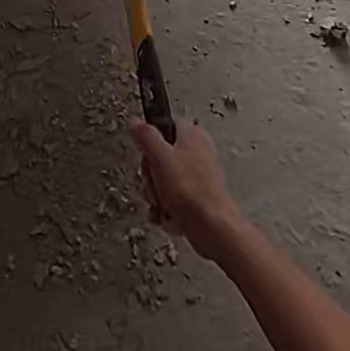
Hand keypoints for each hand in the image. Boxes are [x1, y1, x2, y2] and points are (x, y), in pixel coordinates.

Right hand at [130, 119, 246, 261]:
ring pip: (164, 181)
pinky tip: (170, 215)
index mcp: (192, 134)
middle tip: (156, 182)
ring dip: (158, 196)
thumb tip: (136, 122)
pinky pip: (173, 200)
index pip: (163, 127)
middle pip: (160, 157)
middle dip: (152, 176)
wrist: (213, 228)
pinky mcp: (198, 198)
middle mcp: (198, 152)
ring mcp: (198, 177)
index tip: (147, 155)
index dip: (150, 142)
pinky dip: (167, 210)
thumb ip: (146, 136)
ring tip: (164, 203)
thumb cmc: (192, 190)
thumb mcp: (160, 157)